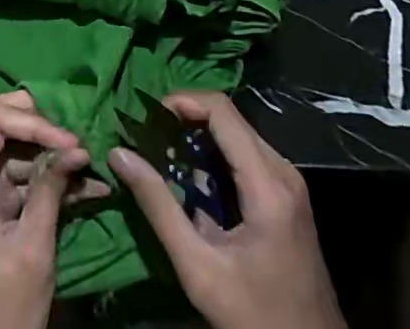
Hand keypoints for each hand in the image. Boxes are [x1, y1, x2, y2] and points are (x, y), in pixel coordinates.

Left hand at [0, 91, 109, 328]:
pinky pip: (30, 172)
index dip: (35, 123)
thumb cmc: (5, 303)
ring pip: (21, 145)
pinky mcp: (2, 201)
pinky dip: (57, 175)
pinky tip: (90, 182)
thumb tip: (78, 147)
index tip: (72, 141)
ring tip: (93, 162)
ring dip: (56, 153)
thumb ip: (50, 188)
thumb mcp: (32, 244)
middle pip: (4, 122)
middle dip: (44, 126)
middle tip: (78, 139)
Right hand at [110, 93, 345, 328]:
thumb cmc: (254, 314)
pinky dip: (215, 157)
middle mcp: (283, 170)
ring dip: (198, 137)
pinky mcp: (286, 193)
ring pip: (238, 135)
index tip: (146, 117)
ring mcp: (289, 181)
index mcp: (268, 183)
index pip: (222, 111)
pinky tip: (190, 178)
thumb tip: (120, 155)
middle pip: (230, 119)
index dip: (182, 102)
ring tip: (160, 154)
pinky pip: (247, 156)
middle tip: (147, 137)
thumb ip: (159, 207)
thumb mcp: (198, 267)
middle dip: (185, 119)